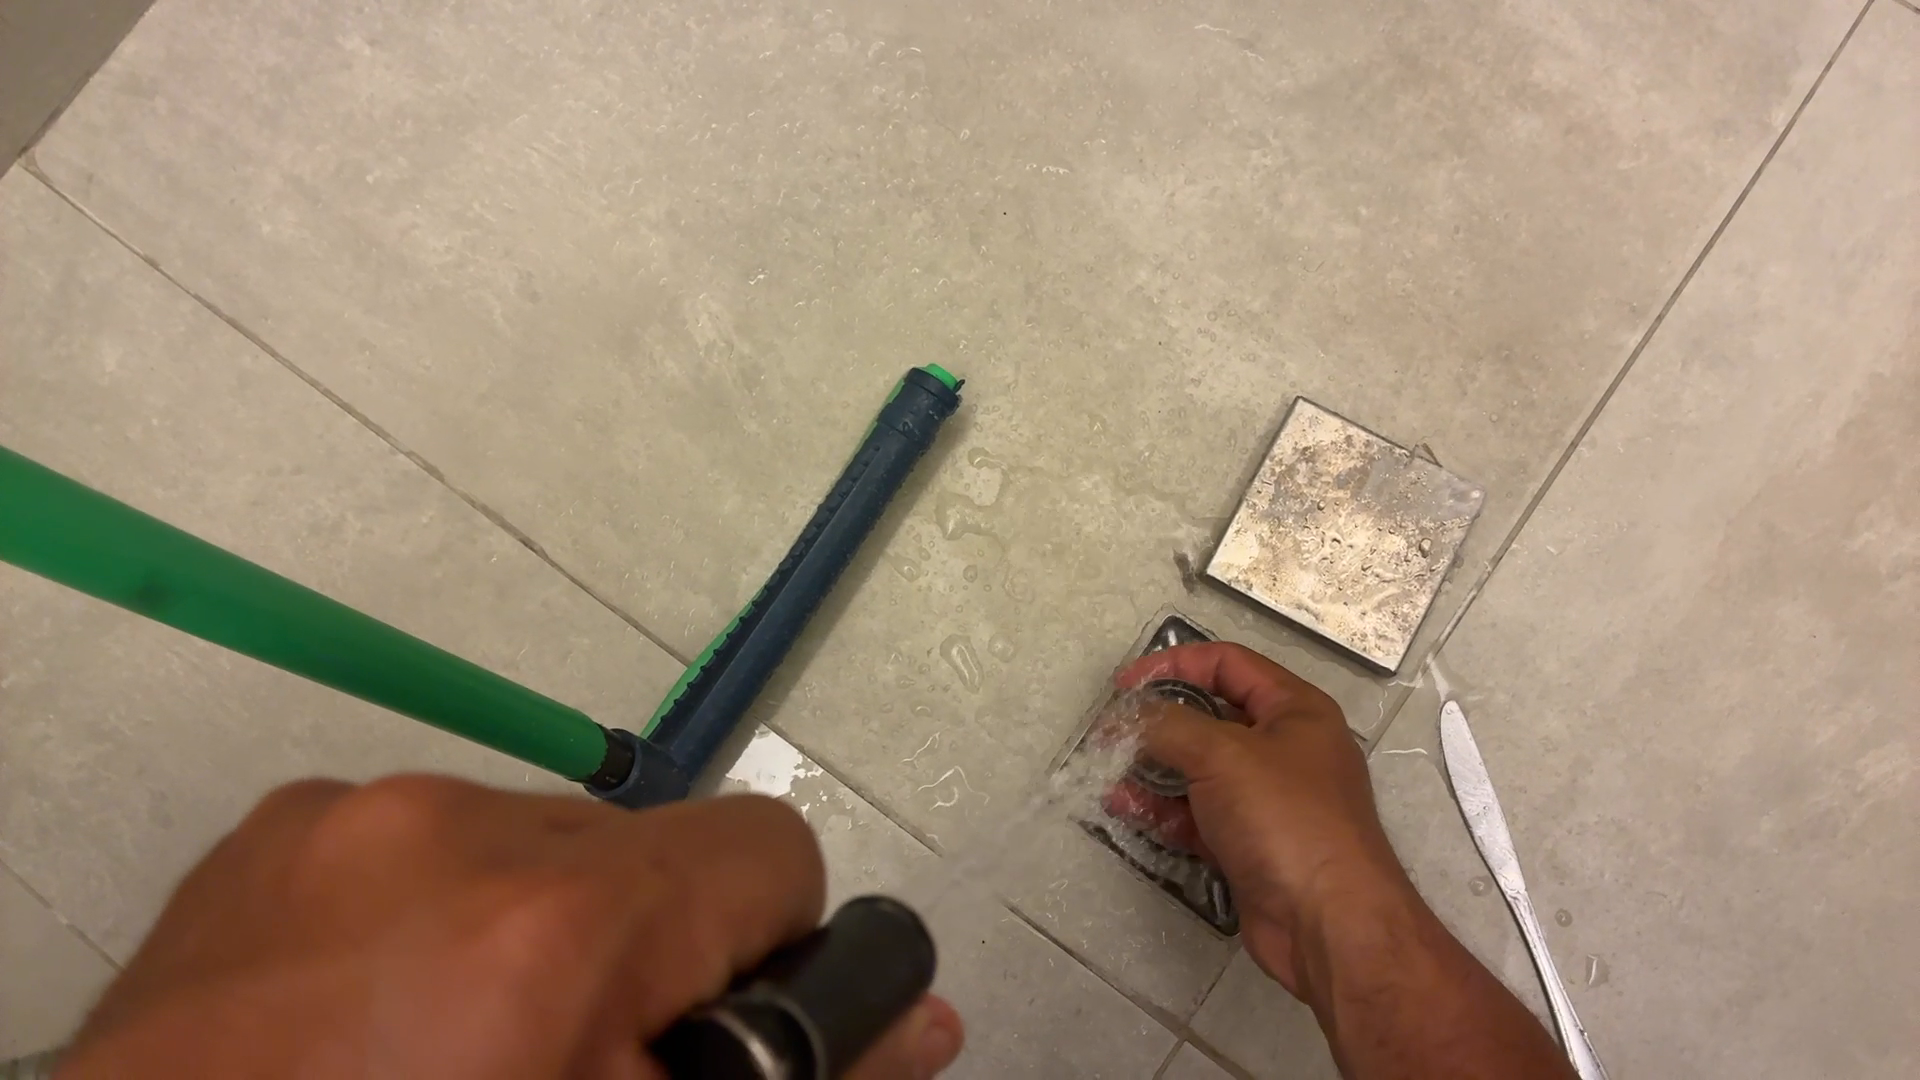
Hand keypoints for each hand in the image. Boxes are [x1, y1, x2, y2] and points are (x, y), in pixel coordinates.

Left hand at [59, 776, 962, 1078]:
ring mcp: (346, 817)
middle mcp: (447, 826)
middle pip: (659, 851)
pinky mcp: (274, 829)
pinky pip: (443, 842)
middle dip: (649, 953)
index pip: (771, 847)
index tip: (706, 1030)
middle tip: (567, 1066)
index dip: (765, 946)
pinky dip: (453, 919)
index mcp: (555, 922)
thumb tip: (933, 1013)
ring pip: (552, 845)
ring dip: (546, 935)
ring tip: (455, 1054)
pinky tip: (375, 1020)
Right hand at [1106, 643, 1416, 997]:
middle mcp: (1282, 746)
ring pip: (1196, 767)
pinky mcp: (1247, 841)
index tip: (1126, 685)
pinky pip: (1195, 811)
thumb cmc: (1284, 818)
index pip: (1225, 663)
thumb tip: (1131, 717)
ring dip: (1151, 769)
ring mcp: (1265, 797)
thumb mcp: (1222, 753)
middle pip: (1207, 716)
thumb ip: (1168, 724)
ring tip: (1111, 776)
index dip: (1173, 664)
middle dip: (1156, 723)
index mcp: (1293, 709)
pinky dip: (1162, 808)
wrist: (1330, 927)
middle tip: (1112, 733)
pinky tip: (1127, 809)